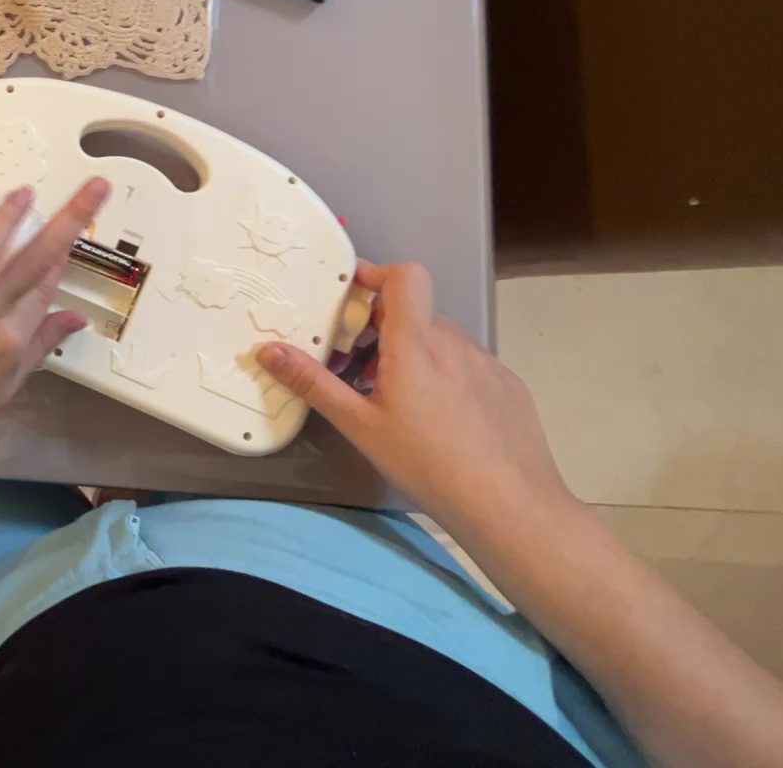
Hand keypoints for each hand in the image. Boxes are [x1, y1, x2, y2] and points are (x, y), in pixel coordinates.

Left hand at [0, 178, 110, 470]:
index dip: (64, 251)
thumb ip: (42, 345)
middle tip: (92, 190)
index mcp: (13, 340)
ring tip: (24, 193)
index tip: (77, 220)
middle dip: (66, 223)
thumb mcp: (8, 384)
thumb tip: (77, 318)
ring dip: (4, 224)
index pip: (46, 284)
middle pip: (32, 265)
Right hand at [257, 260, 576, 536]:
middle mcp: (454, 343)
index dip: (374, 273)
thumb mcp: (358, 424)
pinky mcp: (507, 387)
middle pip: (412, 311)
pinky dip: (439, 372)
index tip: (346, 292)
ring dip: (406, 350)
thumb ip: (312, 382)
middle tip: (351, 363)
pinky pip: (464, 363)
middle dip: (377, 326)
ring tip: (388, 394)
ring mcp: (486, 364)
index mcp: (416, 344)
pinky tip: (434, 416)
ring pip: (437, 338)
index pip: (404, 277)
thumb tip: (268, 350)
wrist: (514, 509)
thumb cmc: (428, 463)